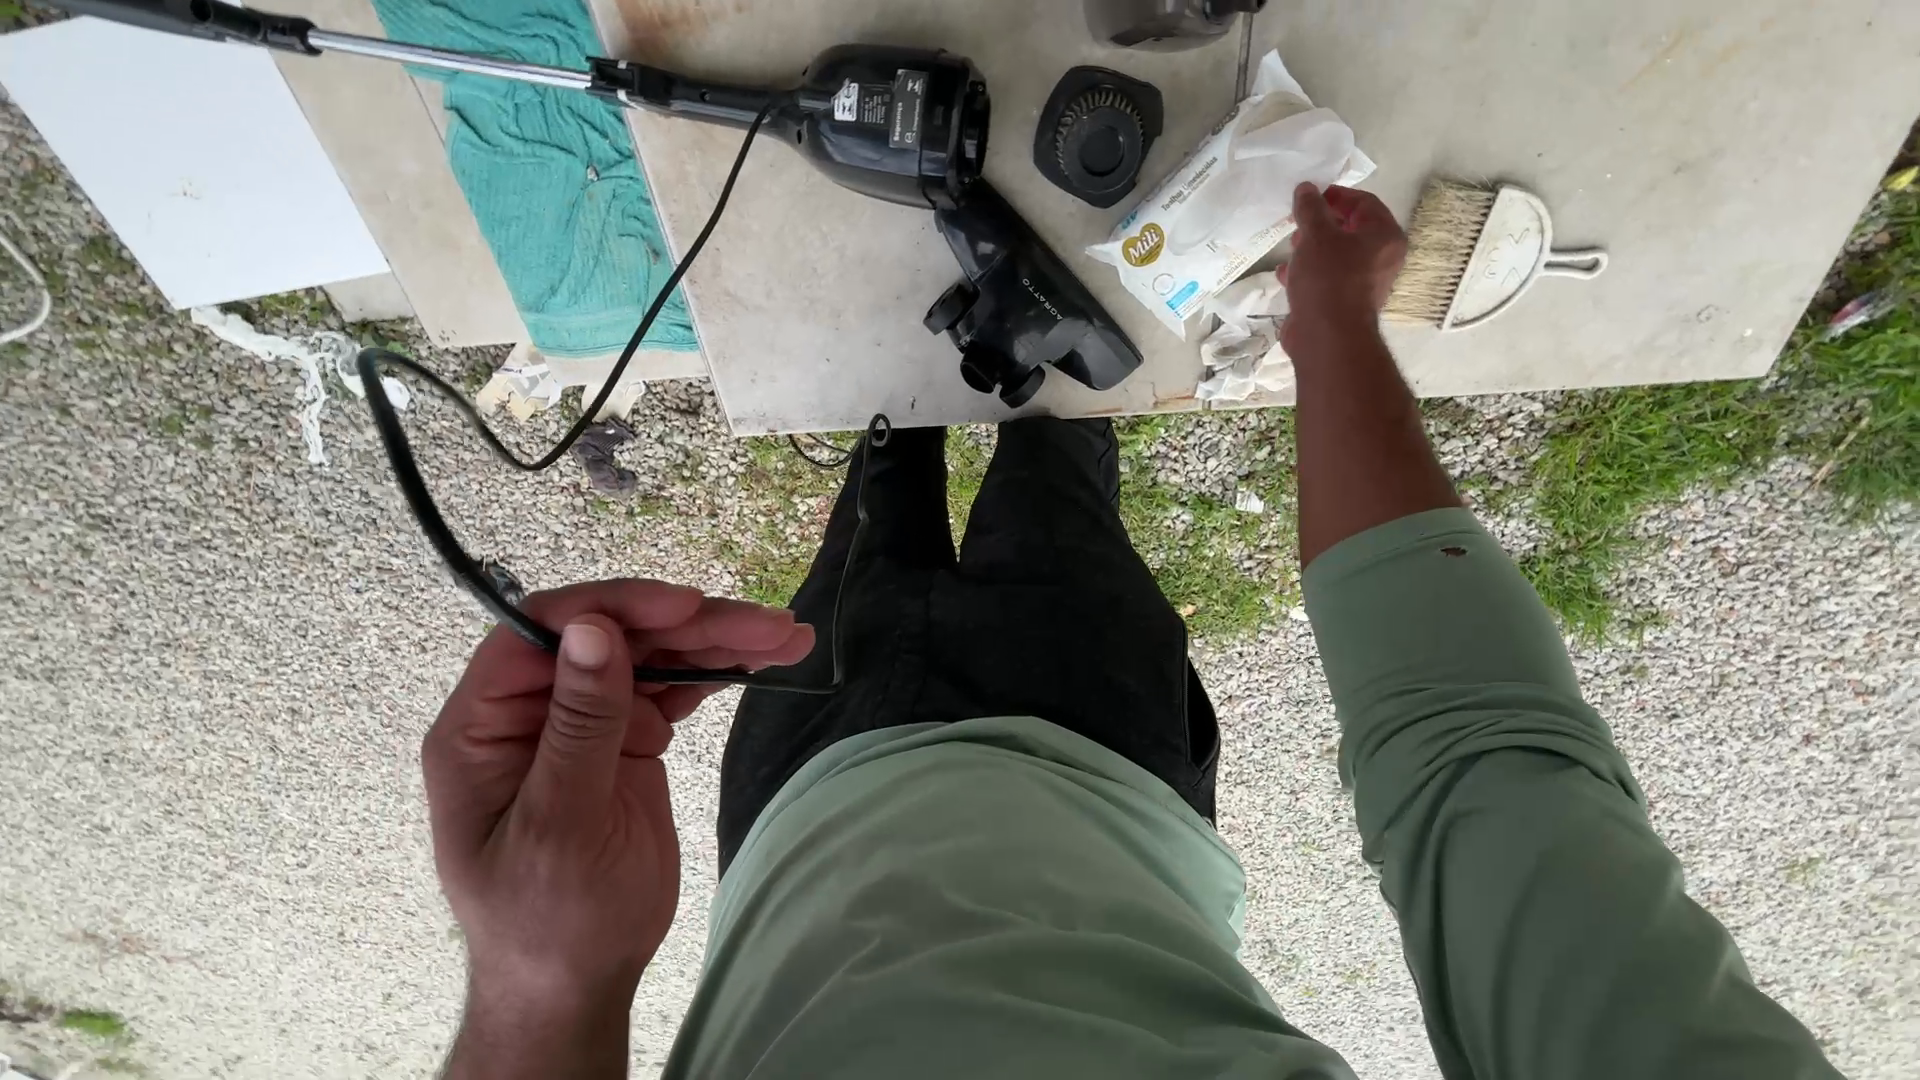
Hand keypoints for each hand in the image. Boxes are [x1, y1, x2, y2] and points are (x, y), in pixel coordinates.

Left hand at [422, 580, 814, 1071]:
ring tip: (787, 636)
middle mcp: (537, 706)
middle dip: (695, 626)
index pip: (543, 632)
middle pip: (618, 636)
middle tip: (771, 625)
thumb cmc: (549, 917)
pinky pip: (678, 688)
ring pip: (657, 655)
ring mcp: (589, 717)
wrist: (580, 977)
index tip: (686, 607)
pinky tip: (765, 660)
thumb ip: (579, 724)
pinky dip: (722, 673)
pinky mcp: (633, 735)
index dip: (616, 607)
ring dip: (723, 642)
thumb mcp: (561, 824)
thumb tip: (592, 629)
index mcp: (487, 722)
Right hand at [1280, 183, 1407, 355]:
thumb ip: (1310, 209)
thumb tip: (1305, 189)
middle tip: (1298, 223)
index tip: (1309, 196)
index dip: (1335, 195)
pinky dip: (1308, 273)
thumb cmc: (1328, 279)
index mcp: (1384, 236)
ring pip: (1337, 256)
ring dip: (1312, 249)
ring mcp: (1363, 283)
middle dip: (1322, 224)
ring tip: (1290, 247)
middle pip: (1351, 230)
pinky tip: (1286, 275)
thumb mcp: (1315, 236)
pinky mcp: (1343, 303)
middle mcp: (1381, 258)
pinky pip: (1327, 279)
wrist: (1327, 336)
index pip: (1364, 203)